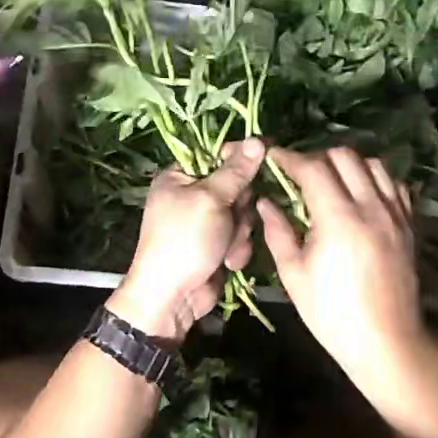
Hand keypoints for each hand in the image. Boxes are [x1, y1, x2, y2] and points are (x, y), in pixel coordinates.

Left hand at [108, 138, 264, 340]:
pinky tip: (229, 262)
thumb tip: (257, 139)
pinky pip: (240, 235)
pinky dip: (237, 249)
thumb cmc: (184, 241)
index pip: (217, 154)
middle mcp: (191, 194)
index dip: (241, 159)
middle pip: (236, 185)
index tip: (266, 162)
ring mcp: (204, 221)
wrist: (172, 297)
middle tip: (234, 218)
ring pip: (242, 213)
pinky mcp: (216, 243)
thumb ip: (235, 172)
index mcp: (179, 176)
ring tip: (228, 249)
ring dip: (240, 232)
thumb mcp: (210, 200)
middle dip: (241, 207)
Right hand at [258, 147, 430, 398]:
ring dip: (347, 164)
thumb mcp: (293, 275)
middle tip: (299, 172)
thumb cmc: (331, 314)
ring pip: (373, 164)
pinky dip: (374, 179)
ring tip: (330, 180)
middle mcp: (371, 208)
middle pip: (344, 156)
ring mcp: (395, 215)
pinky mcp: (409, 225)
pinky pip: (394, 185)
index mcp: (339, 219)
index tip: (273, 157)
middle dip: (316, 157)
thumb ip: (278, 232)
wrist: (386, 343)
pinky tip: (360, 194)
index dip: (289, 158)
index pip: (313, 168)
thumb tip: (265, 202)